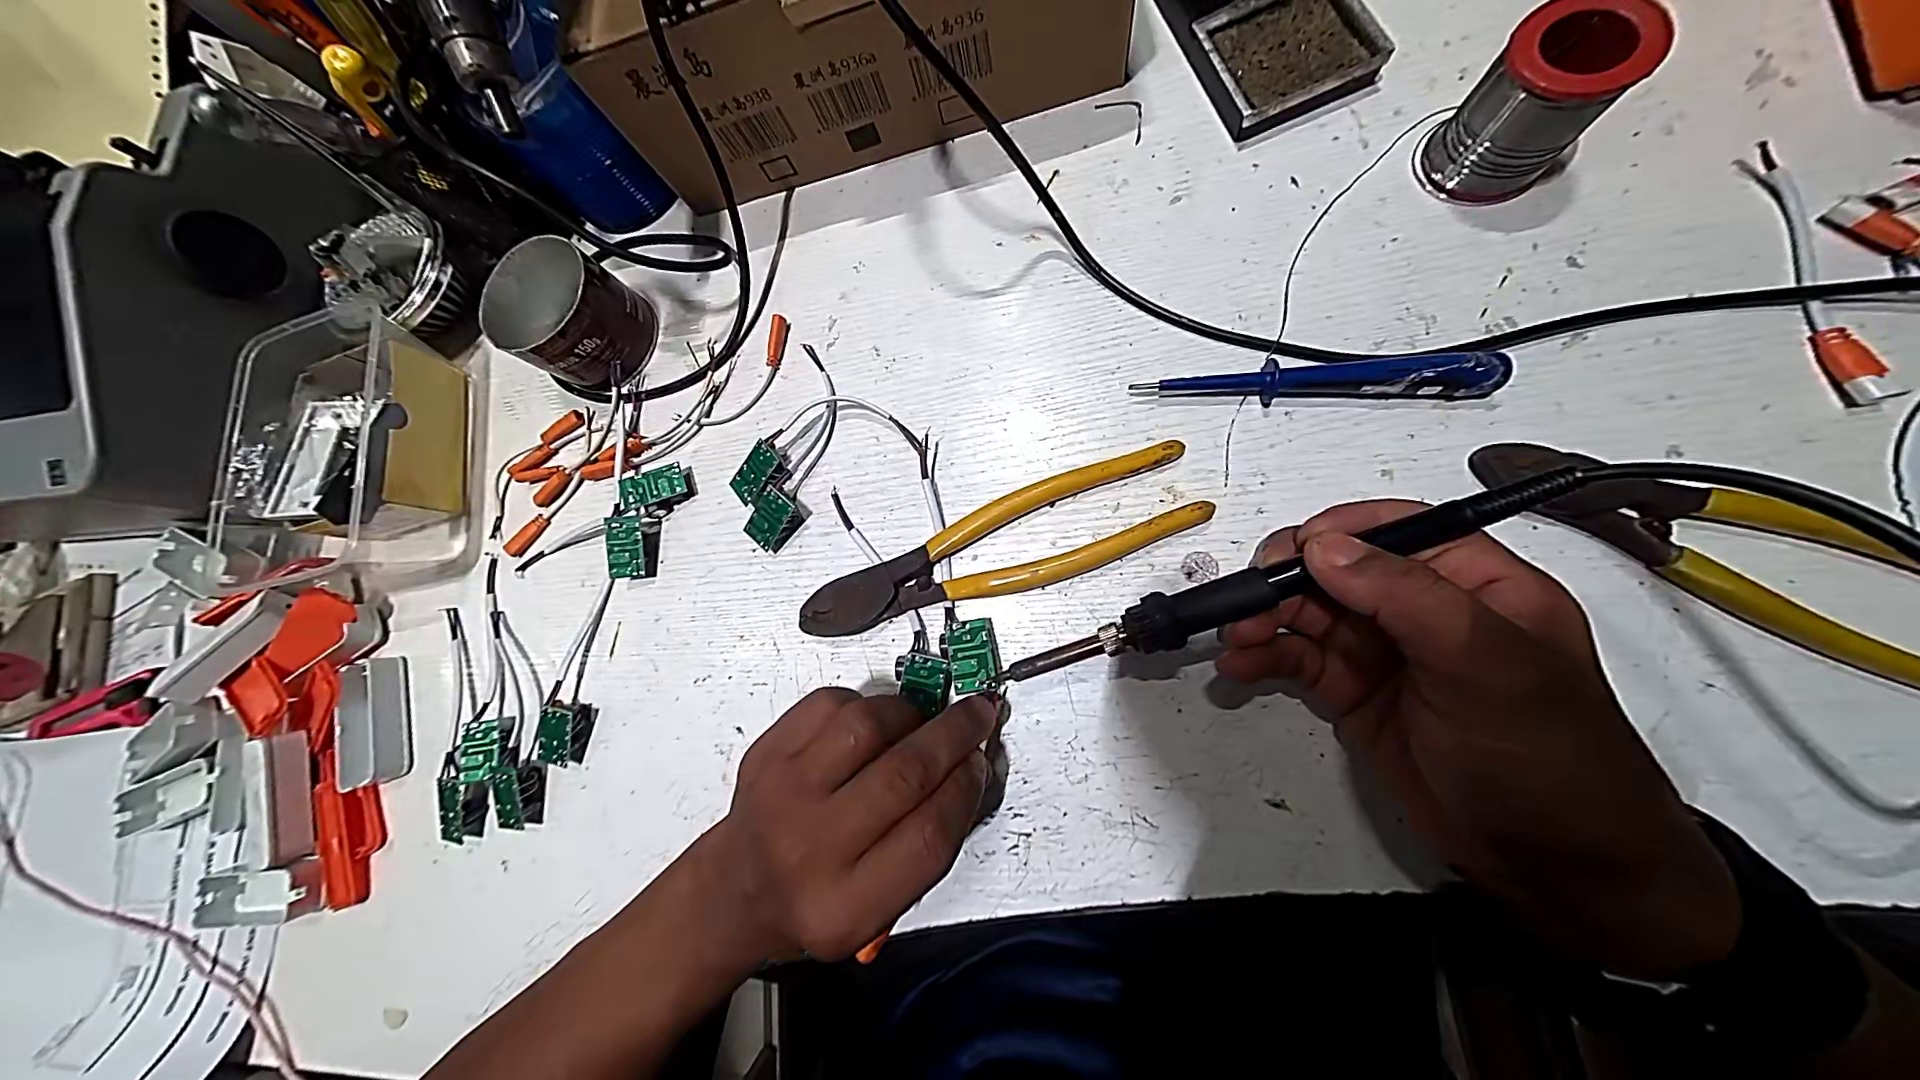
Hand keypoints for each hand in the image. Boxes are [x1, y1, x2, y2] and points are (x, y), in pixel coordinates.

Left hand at [708, 688, 997, 961]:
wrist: (739, 887)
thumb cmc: (812, 898)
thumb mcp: (876, 911)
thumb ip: (928, 849)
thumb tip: (969, 770)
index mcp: (845, 906)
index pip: (930, 836)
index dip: (967, 788)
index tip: (979, 764)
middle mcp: (809, 849)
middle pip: (906, 774)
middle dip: (955, 734)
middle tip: (975, 715)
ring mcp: (783, 794)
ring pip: (868, 727)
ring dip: (911, 714)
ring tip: (920, 721)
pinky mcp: (768, 753)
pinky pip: (830, 704)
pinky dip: (865, 702)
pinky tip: (873, 722)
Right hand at [1217, 500, 1739, 977]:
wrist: (1550, 868)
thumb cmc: (1549, 761)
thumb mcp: (1483, 664)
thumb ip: (1403, 596)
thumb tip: (1325, 547)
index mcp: (1476, 585)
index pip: (1398, 531)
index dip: (1340, 532)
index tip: (1295, 551)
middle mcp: (1423, 611)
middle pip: (1337, 570)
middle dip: (1287, 580)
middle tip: (1251, 600)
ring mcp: (1385, 652)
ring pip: (1308, 613)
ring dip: (1265, 619)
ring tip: (1238, 638)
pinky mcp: (1353, 691)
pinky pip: (1298, 658)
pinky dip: (1264, 657)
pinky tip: (1242, 665)